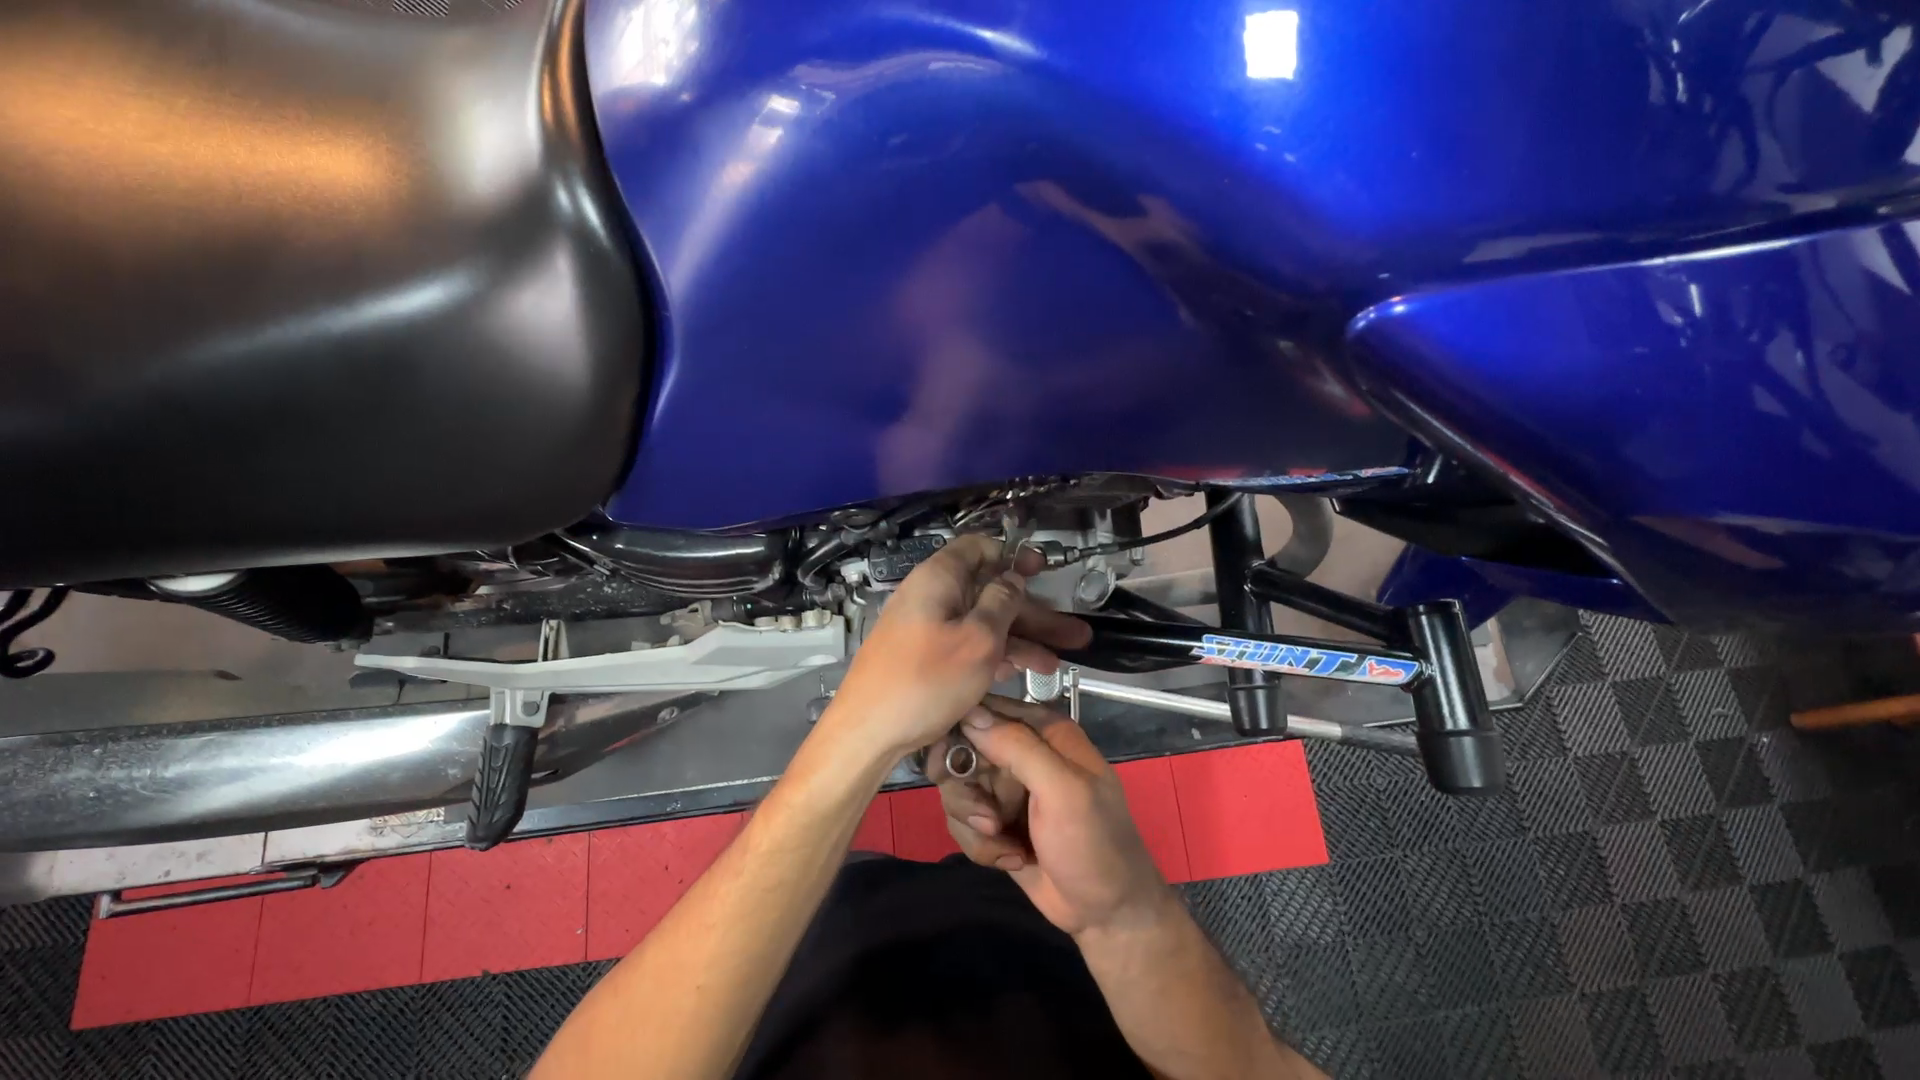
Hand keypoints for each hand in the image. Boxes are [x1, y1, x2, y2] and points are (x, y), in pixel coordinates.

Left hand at [820, 534, 1090, 760]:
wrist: (868, 733)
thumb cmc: (926, 681)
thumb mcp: (978, 640)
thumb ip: (1002, 602)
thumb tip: (1013, 576)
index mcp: (939, 578)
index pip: (979, 548)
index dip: (1014, 556)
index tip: (1044, 571)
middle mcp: (930, 597)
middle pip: (989, 592)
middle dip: (1034, 612)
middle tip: (1075, 634)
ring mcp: (925, 629)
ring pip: (982, 624)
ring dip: (1021, 640)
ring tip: (1058, 664)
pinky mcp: (923, 659)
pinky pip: (966, 646)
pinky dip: (994, 656)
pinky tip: (1021, 673)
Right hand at [940, 696, 1173, 938]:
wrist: (1105, 912)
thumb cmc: (1093, 842)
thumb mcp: (1062, 790)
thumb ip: (1017, 747)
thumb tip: (970, 713)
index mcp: (1045, 732)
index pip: (987, 709)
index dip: (961, 730)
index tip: (949, 761)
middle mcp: (1023, 754)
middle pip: (961, 751)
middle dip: (966, 791)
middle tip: (986, 819)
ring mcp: (1006, 790)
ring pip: (956, 790)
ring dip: (974, 824)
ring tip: (1005, 843)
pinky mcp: (995, 824)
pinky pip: (962, 822)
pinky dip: (981, 846)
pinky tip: (1012, 859)